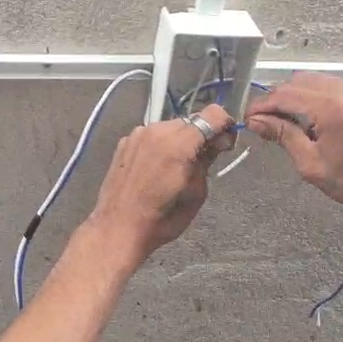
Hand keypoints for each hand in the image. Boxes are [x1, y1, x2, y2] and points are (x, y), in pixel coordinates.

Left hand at [83, 104, 232, 269]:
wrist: (118, 226)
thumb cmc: (162, 218)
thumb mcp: (196, 194)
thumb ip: (207, 162)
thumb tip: (215, 144)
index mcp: (178, 144)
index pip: (211, 115)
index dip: (224, 125)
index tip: (224, 144)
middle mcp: (157, 131)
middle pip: (190, 121)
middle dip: (200, 136)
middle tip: (202, 160)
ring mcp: (137, 134)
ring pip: (169, 127)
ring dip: (179, 140)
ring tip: (176, 166)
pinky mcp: (124, 142)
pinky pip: (151, 135)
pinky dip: (160, 145)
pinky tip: (155, 167)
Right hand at [245, 73, 342, 223]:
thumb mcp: (312, 164)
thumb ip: (282, 136)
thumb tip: (256, 121)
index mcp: (330, 105)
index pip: (283, 94)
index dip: (261, 106)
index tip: (248, 120)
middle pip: (297, 82)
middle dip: (278, 100)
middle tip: (269, 125)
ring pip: (315, 81)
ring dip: (298, 98)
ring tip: (294, 126)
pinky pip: (335, 86)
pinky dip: (319, 98)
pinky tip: (320, 123)